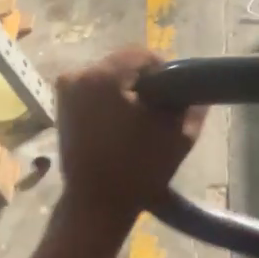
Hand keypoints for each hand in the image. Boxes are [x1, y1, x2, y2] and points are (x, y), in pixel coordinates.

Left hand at [55, 48, 204, 231]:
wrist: (98, 203)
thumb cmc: (140, 169)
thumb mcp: (179, 137)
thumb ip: (192, 106)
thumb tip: (197, 91)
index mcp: (105, 76)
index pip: (143, 55)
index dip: (166, 71)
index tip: (177, 95)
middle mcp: (78, 75)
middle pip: (123, 64)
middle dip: (144, 82)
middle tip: (162, 109)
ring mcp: (65, 91)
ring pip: (108, 78)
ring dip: (127, 92)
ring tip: (142, 120)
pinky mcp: (61, 108)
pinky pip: (94, 92)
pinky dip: (110, 102)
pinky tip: (123, 126)